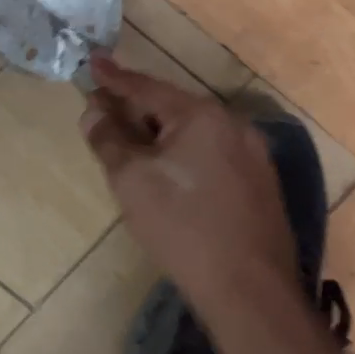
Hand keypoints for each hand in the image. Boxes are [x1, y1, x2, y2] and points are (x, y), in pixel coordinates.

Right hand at [78, 52, 296, 303]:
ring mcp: (254, 157)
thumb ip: (108, 138)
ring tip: (133, 147)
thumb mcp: (130, 178)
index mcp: (202, 116)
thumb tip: (93, 111)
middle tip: (105, 112)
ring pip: (195, 134)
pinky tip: (171, 176)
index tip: (93, 60)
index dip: (114, 77)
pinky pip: (213, 155)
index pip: (147, 87)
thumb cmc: (182, 226)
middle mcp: (234, 126)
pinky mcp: (261, 187)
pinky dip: (186, 156)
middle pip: (173, 108)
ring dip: (161, 136)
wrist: (251, 293)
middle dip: (137, 110)